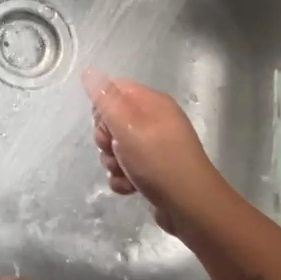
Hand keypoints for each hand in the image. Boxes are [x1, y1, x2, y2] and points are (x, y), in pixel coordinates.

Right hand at [83, 71, 226, 231]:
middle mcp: (155, 121)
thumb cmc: (158, 161)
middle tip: (115, 149)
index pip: (115, 88)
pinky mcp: (153, 171)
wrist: (192, 208)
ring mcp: (154, 148)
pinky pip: (126, 167)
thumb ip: (105, 98)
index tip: (103, 123)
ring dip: (112, 161)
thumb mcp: (126, 125)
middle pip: (112, 119)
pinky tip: (130, 186)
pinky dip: (123, 177)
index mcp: (152, 103)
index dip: (102, 105)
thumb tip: (89, 71)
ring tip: (125, 172)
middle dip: (105, 138)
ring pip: (116, 147)